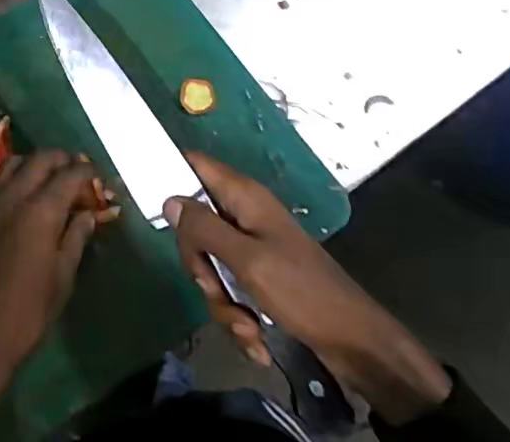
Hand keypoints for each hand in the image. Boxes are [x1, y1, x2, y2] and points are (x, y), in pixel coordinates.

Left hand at [0, 150, 100, 368]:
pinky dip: (19, 173)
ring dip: (38, 162)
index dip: (88, 172)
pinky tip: (30, 192)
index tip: (101, 178)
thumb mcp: (63, 275)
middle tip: (81, 173)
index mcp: (41, 209)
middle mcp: (15, 194)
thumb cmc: (30, 309)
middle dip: (63, 159)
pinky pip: (1, 177)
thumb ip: (76, 236)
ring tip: (55, 178)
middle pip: (41, 158)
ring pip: (17, 161)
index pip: (69, 174)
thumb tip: (88, 213)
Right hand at [164, 152, 451, 423]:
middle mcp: (244, 214)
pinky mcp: (258, 275)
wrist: (358, 346)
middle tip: (213, 286)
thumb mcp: (247, 259)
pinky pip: (228, 287)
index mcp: (243, 196)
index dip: (170, 173)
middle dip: (199, 263)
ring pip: (209, 261)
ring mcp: (251, 245)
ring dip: (220, 300)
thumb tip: (169, 200)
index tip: (150, 200)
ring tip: (245, 326)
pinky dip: (235, 314)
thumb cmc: (303, 292)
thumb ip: (203, 228)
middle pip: (194, 223)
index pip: (194, 164)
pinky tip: (254, 338)